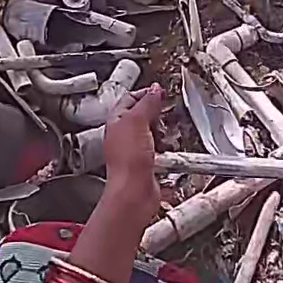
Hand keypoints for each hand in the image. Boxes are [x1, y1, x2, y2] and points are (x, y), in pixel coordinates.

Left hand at [99, 84, 162, 229]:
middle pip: (143, 116)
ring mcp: (135, 151)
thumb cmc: (128, 160)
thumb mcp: (138, 122)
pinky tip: (167, 152)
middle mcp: (123, 136)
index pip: (130, 99)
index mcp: (116, 122)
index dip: (145, 94)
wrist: (134, 193)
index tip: (161, 92)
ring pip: (153, 134)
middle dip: (156, 115)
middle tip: (164, 115)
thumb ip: (147, 104)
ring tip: (164, 137)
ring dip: (162, 134)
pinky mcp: (147, 166)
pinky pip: (160, 152)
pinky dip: (167, 151)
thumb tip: (155, 89)